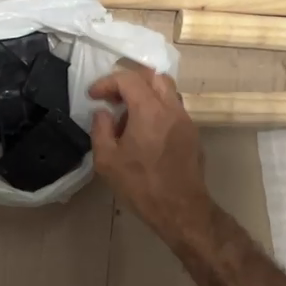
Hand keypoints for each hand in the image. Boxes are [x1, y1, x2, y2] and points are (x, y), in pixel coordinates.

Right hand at [88, 66, 213, 236]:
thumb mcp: (106, 160)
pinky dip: (156, 109)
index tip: (93, 96)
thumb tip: (103, 113)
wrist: (180, 209)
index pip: (128, 79)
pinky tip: (143, 133)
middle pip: (153, 76)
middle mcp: (171, 108)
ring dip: (145, 94)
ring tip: (127, 116)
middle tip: (112, 97)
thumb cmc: (140, 184)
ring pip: (166, 91)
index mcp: (149, 110)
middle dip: (130, 81)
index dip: (107, 82)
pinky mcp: (192, 134)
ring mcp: (185, 120)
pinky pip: (173, 109)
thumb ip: (100, 129)